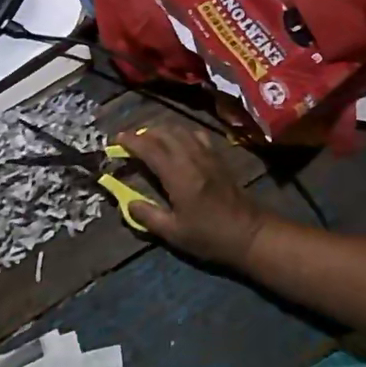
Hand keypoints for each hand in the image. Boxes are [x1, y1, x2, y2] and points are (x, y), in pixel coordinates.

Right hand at [120, 125, 269, 268]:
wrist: (249, 233)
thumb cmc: (210, 236)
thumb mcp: (174, 233)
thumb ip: (148, 216)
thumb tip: (127, 202)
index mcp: (178, 175)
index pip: (150, 148)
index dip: (131, 141)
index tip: (116, 139)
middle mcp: (191, 158)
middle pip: (164, 133)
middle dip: (143, 133)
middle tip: (129, 142)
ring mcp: (207, 154)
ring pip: (180, 130)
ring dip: (161, 130)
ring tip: (149, 140)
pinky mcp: (217, 156)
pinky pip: (195, 135)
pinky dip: (181, 133)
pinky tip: (177, 143)